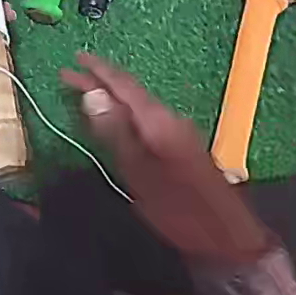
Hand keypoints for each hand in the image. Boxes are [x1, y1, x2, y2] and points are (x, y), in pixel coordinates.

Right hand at [60, 53, 273, 263]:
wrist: (226, 235)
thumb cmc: (180, 209)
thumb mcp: (140, 173)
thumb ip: (115, 133)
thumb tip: (91, 95)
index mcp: (158, 122)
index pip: (123, 85)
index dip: (97, 71)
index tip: (73, 60)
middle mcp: (169, 118)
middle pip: (130, 91)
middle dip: (99, 81)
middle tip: (69, 75)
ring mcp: (177, 130)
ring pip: (138, 103)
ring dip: (111, 95)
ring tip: (84, 90)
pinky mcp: (180, 143)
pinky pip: (145, 115)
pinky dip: (123, 110)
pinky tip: (113, 115)